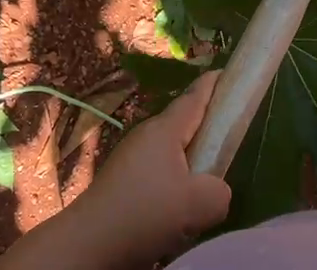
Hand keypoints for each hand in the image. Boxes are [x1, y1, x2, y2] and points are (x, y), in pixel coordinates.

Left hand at [58, 71, 233, 265]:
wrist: (89, 243)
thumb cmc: (145, 211)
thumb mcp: (199, 203)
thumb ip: (220, 191)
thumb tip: (216, 191)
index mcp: (165, 129)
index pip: (195, 97)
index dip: (215, 84)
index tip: (228, 73)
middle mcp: (146, 136)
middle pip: (183, 126)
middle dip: (205, 130)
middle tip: (228, 145)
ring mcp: (131, 159)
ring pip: (170, 155)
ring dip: (188, 165)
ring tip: (203, 190)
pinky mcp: (122, 183)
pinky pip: (157, 176)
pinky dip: (171, 187)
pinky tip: (176, 212)